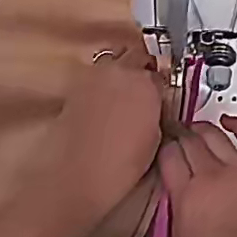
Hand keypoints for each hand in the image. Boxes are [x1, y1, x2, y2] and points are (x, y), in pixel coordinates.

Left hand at [0, 43, 164, 236]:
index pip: (161, 74)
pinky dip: (103, 86)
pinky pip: (97, 78)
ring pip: (115, 64)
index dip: (162, 88)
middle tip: (146, 95)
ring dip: (122, 75)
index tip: (162, 100)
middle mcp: (119, 70)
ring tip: (125, 101)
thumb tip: (154, 106)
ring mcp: (94, 76)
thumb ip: (156, 111)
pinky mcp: (75, 88)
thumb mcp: (154, 138)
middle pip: (137, 58)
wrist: (73, 178)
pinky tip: (105, 110)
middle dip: (143, 71)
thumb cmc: (120, 165)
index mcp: (145, 82)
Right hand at [158, 116, 236, 236]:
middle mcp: (212, 177)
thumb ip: (173, 201)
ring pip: (215, 134)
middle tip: (174, 133)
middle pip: (190, 140)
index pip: (169, 154)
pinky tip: (229, 121)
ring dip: (202, 128)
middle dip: (178, 134)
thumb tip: (172, 182)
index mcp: (187, 194)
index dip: (163, 148)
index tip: (162, 146)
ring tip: (195, 128)